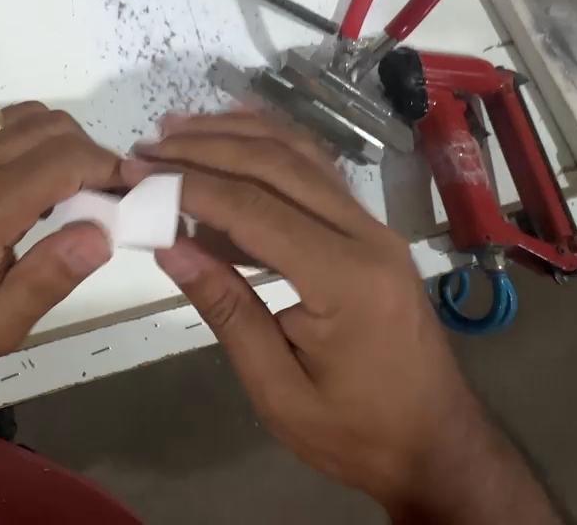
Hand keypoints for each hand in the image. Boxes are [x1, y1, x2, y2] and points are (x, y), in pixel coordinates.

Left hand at [0, 103, 116, 396]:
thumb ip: (50, 279)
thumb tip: (102, 233)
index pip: (66, 160)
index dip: (109, 170)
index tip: (131, 194)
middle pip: (55, 127)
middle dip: (93, 155)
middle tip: (104, 198)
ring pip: (31, 116)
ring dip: (64, 142)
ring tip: (70, 190)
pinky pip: (4, 122)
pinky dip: (34, 138)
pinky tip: (32, 181)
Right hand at [130, 112, 555, 522]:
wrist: (438, 447)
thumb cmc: (356, 432)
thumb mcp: (279, 390)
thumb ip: (226, 310)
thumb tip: (168, 245)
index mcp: (345, 279)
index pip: (252, 208)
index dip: (189, 184)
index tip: (137, 174)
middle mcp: (365, 234)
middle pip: (273, 164)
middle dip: (202, 149)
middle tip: (145, 149)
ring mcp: (372, 225)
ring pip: (295, 152)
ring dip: (232, 133)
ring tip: (174, 129)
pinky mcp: (367, 227)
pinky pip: (314, 166)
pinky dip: (268, 139)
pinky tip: (233, 130)